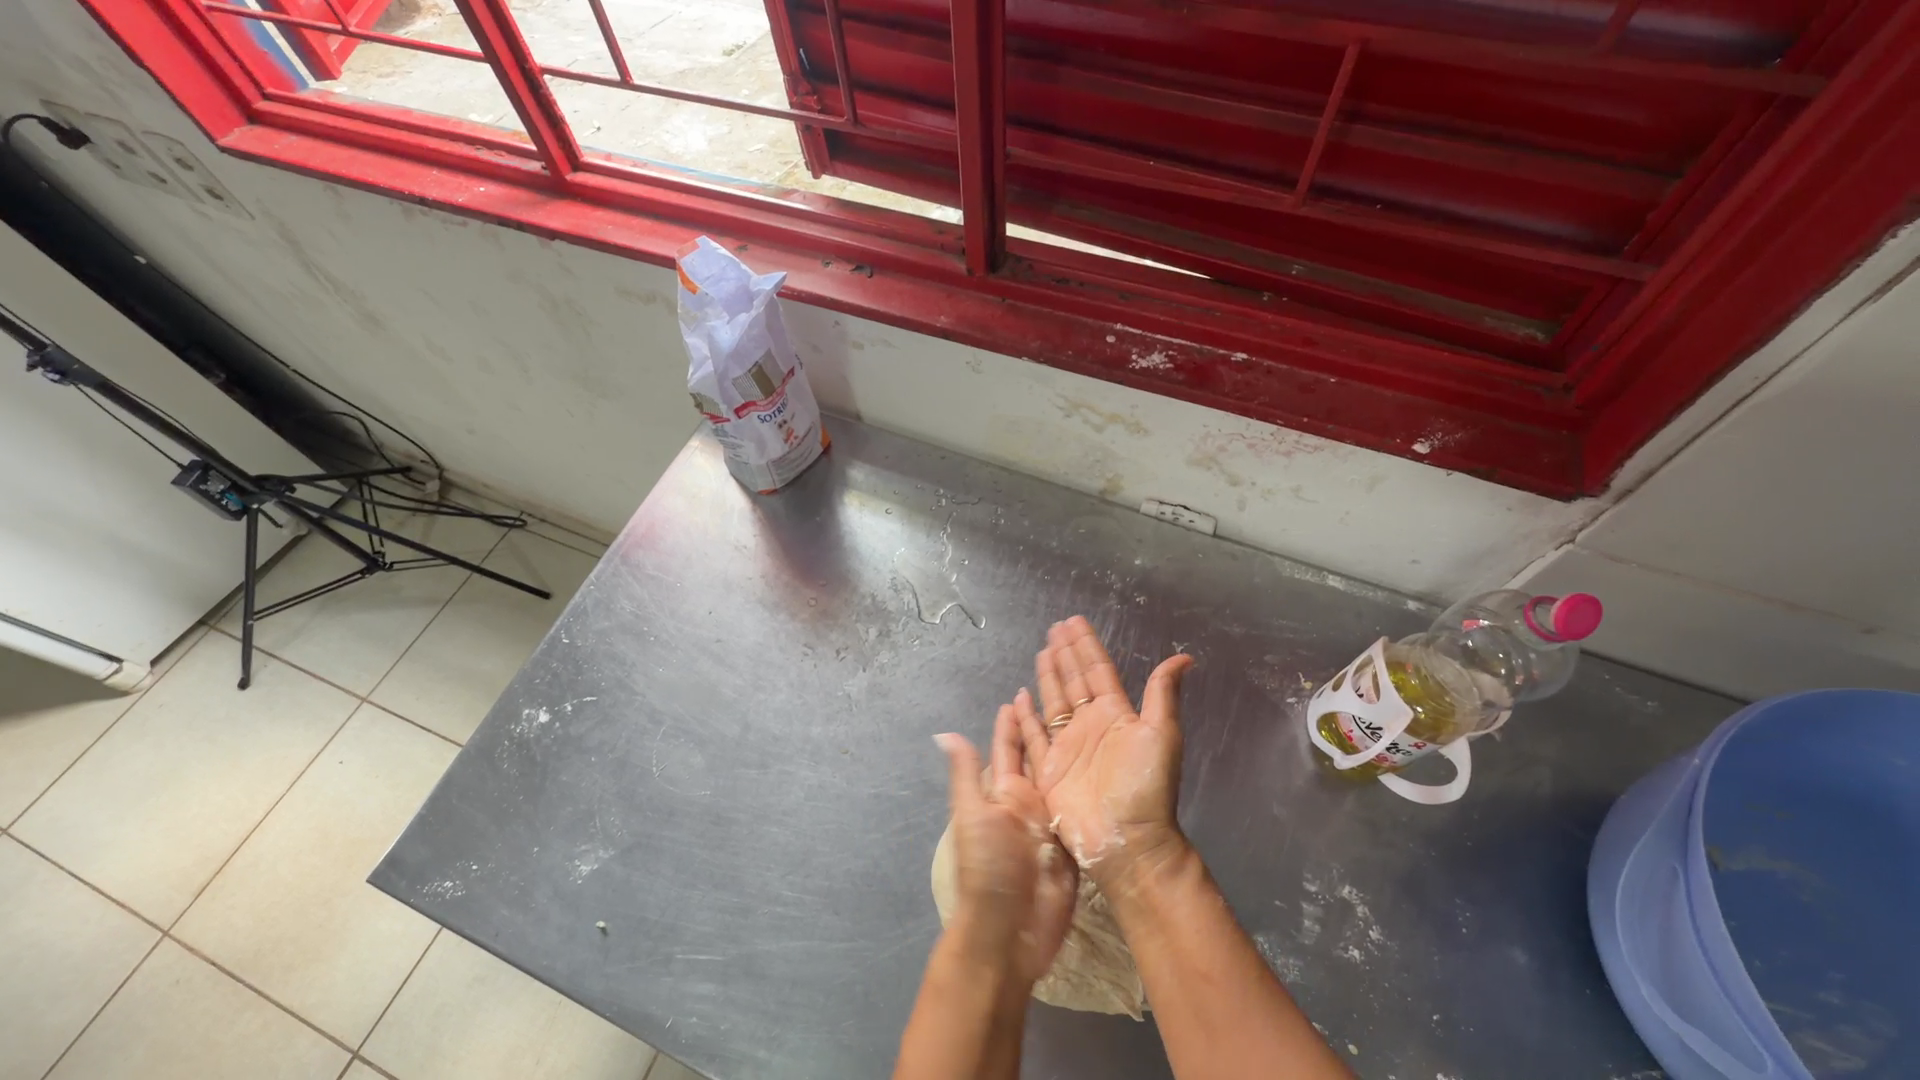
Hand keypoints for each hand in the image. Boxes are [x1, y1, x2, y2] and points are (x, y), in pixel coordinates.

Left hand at [935, 705, 1079, 984]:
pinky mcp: (1072, 843)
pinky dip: (1087, 787)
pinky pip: (1080, 808)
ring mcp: (1051, 823)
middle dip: (1042, 729)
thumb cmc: (988, 869)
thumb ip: (965, 773)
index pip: (1007, 749)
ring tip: (1083, 721)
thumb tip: (943, 732)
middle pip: (1035, 758)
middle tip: (1058, 696)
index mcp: (1001, 793)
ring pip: (1059, 778)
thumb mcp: (972, 815)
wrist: (1012, 929)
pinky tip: (1102, 767)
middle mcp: (1026, 803)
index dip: (1013, 723)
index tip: (1021, 693)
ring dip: (1067, 753)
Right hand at [1018, 616, 1193, 890]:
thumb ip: (1163, 693)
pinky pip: (1033, 736)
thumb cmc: (1145, 786)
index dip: (1086, 646)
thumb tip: (1184, 656)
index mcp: (1116, 715)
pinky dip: (1025, 716)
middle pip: (1073, 681)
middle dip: (1065, 654)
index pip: (1097, 670)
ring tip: (1042, 651)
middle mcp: (1090, 726)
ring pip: (1053, 702)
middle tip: (1054, 628)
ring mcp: (1067, 747)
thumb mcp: (1161, 733)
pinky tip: (1019, 697)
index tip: (1074, 621)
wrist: (1126, 840)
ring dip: (1048, 676)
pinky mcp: (1048, 770)